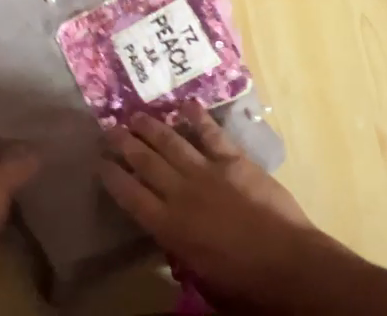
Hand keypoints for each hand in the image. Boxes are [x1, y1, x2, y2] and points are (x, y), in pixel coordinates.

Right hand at [99, 100, 335, 306]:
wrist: (287, 263)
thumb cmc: (244, 283)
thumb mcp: (201, 278)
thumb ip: (180, 254)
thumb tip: (170, 244)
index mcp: (169, 227)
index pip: (129, 195)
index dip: (111, 176)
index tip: (99, 162)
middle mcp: (181, 193)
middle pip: (144, 161)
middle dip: (123, 143)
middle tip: (108, 129)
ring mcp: (207, 172)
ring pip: (170, 141)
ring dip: (150, 127)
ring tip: (134, 115)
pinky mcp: (234, 160)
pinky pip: (210, 133)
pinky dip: (197, 116)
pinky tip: (185, 104)